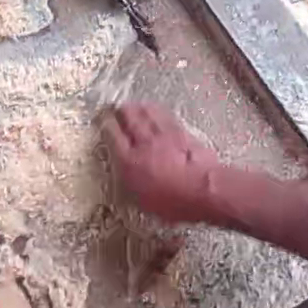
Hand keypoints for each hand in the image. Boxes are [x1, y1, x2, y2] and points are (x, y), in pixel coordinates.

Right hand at [103, 102, 224, 223]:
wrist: (204, 190)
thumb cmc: (173, 203)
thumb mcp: (142, 201)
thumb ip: (130, 183)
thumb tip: (126, 174)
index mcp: (129, 161)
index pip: (112, 135)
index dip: (105, 124)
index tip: (102, 119)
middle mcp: (144, 143)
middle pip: (129, 118)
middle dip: (121, 111)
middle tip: (116, 107)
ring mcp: (164, 135)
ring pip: (148, 113)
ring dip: (139, 107)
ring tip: (134, 104)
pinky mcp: (182, 132)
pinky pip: (166, 116)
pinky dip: (158, 111)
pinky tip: (157, 110)